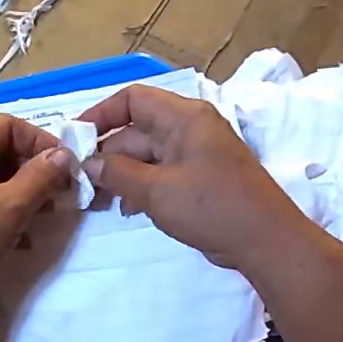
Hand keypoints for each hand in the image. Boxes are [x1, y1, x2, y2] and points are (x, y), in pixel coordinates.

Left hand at [0, 114, 74, 308]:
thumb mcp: (9, 207)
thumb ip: (41, 176)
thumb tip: (65, 154)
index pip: (8, 125)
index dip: (42, 142)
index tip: (68, 168)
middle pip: (1, 146)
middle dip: (33, 168)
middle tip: (61, 192)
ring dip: (23, 189)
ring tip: (45, 211)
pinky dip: (5, 203)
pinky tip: (23, 228)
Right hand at [80, 84, 305, 268]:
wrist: (266, 242)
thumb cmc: (211, 207)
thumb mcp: (155, 190)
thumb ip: (116, 173)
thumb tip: (86, 163)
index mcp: (184, 118)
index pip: (132, 99)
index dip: (100, 114)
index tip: (75, 139)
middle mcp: (189, 129)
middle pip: (135, 131)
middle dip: (106, 154)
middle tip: (79, 181)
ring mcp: (195, 154)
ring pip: (145, 155)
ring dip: (120, 174)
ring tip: (97, 199)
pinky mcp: (198, 179)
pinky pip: (159, 173)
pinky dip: (139, 186)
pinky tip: (126, 208)